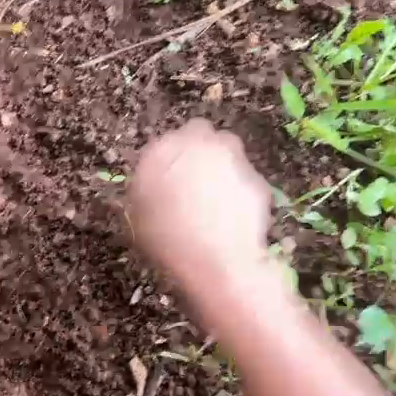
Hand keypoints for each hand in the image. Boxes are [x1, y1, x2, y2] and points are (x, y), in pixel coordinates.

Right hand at [128, 119, 281, 324]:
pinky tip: (232, 217)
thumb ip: (144, 187)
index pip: (168, 139)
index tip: (169, 174)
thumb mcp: (137, 215)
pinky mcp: (257, 179)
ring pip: (228, 153)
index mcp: (162, 149)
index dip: (170, 156)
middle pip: (201, 135)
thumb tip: (148, 183)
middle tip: (193, 181)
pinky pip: (245, 180)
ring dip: (221, 167)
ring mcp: (233, 159)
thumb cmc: (166, 239)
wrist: (216, 261)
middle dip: (199, 151)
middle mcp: (199, 144)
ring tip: (215, 200)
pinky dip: (240, 192)